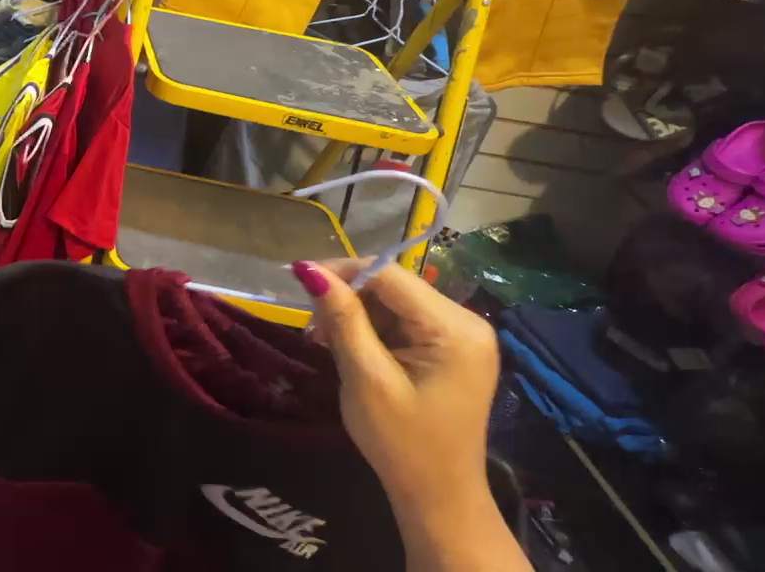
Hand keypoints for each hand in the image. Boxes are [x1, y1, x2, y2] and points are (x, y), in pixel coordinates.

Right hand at [293, 259, 499, 506]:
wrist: (437, 496)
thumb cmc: (401, 441)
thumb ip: (341, 318)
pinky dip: (370, 326)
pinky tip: (350, 348)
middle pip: (391, 284)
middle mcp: (465, 322)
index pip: (389, 274)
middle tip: (312, 325)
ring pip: (391, 299)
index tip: (298, 283)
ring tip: (326, 340)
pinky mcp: (448, 347)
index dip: (341, 271)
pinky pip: (400, 318)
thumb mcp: (365, 377)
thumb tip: (306, 267)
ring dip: (354, 312)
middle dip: (347, 296)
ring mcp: (460, 335)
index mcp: (455, 329)